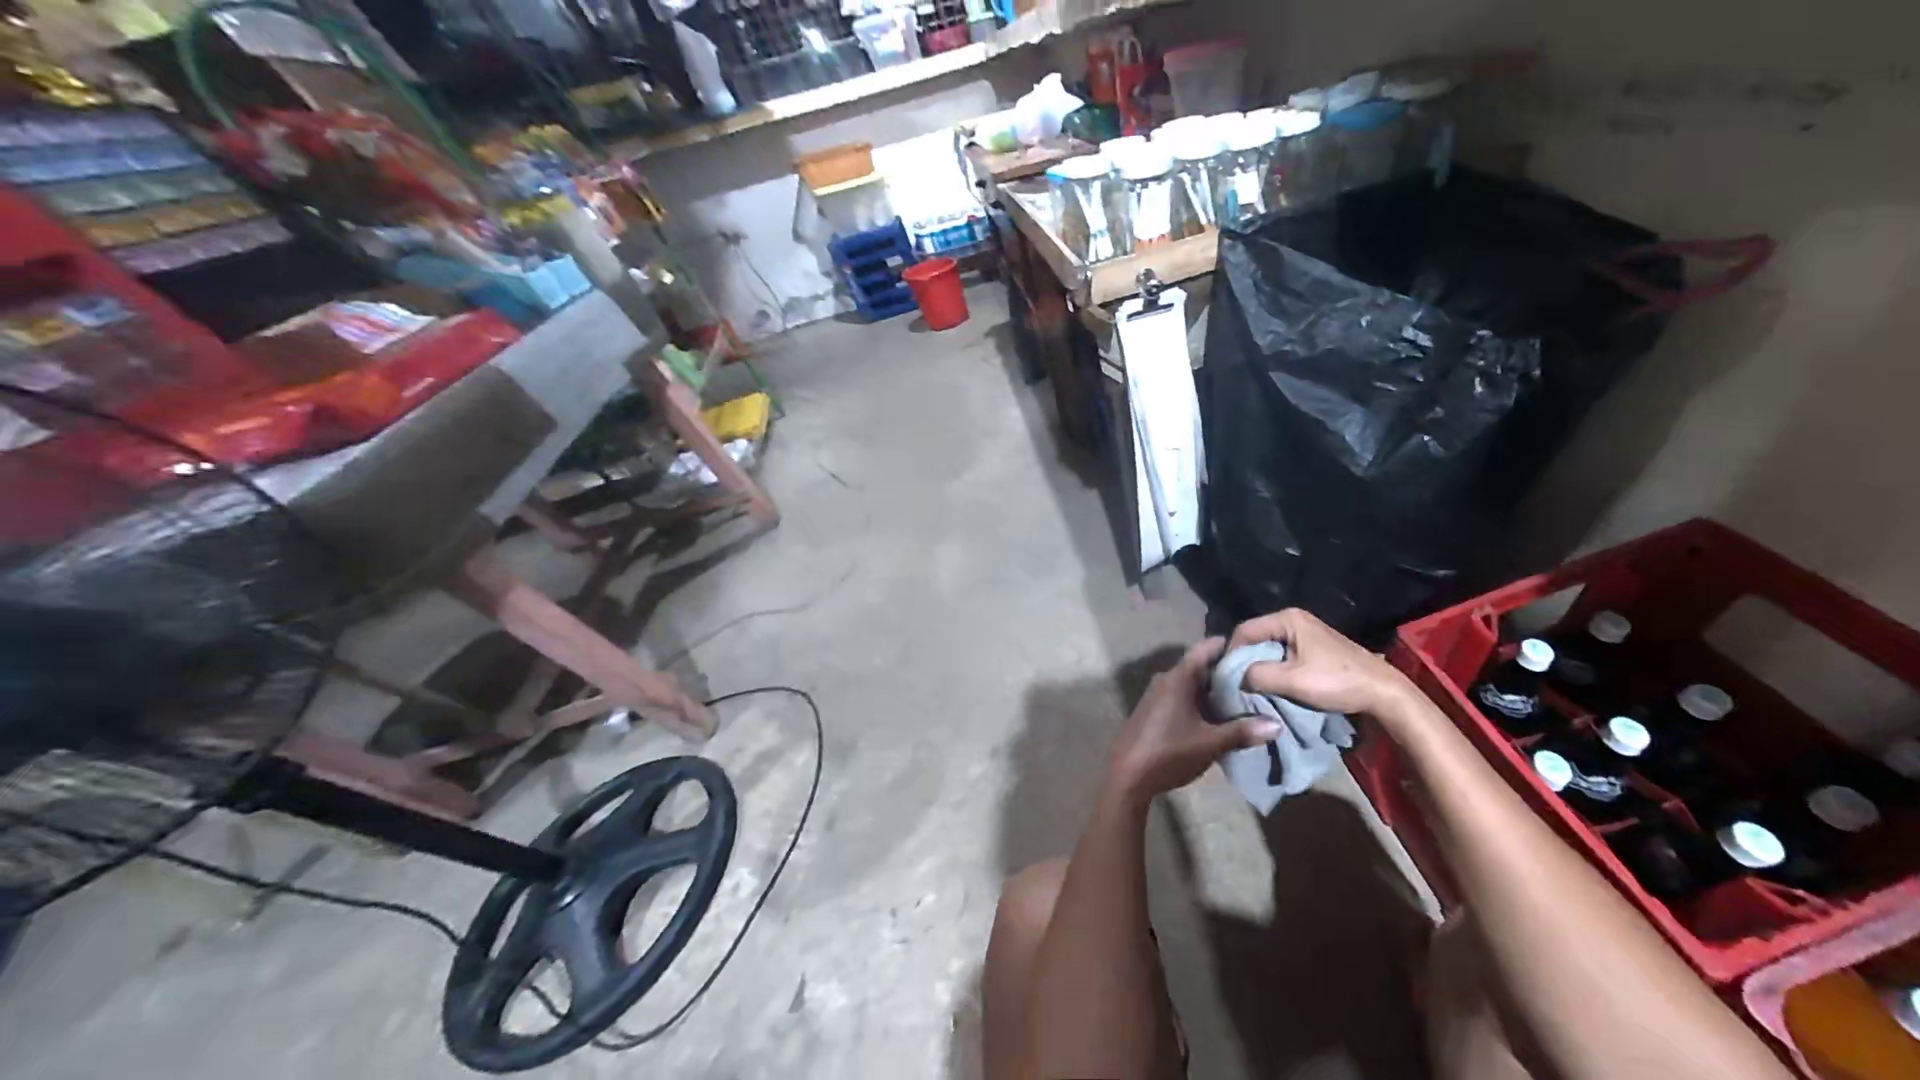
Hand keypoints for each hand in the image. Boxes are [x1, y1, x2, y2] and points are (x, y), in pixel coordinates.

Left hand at [1106, 638, 1281, 804]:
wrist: (1127, 775)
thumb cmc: (1168, 752)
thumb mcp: (1210, 743)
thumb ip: (1242, 731)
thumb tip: (1277, 724)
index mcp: (1177, 678)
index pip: (1205, 649)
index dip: (1228, 646)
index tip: (1254, 647)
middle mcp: (1166, 680)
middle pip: (1200, 667)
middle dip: (1227, 672)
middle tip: (1259, 677)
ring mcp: (1158, 695)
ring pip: (1191, 684)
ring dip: (1214, 690)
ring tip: (1247, 696)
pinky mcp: (1155, 710)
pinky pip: (1182, 696)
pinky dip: (1201, 701)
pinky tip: (1219, 715)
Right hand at [1228, 608, 1415, 717]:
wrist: (1384, 694)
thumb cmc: (1337, 682)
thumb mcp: (1292, 681)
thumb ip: (1256, 675)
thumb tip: (1234, 678)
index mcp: (1287, 618)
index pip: (1243, 631)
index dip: (1231, 654)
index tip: (1226, 678)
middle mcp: (1294, 619)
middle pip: (1255, 639)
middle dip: (1244, 661)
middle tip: (1237, 684)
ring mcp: (1305, 632)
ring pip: (1268, 648)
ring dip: (1259, 667)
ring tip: (1252, 687)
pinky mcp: (1313, 647)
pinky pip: (1282, 654)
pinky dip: (1274, 669)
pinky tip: (1273, 685)